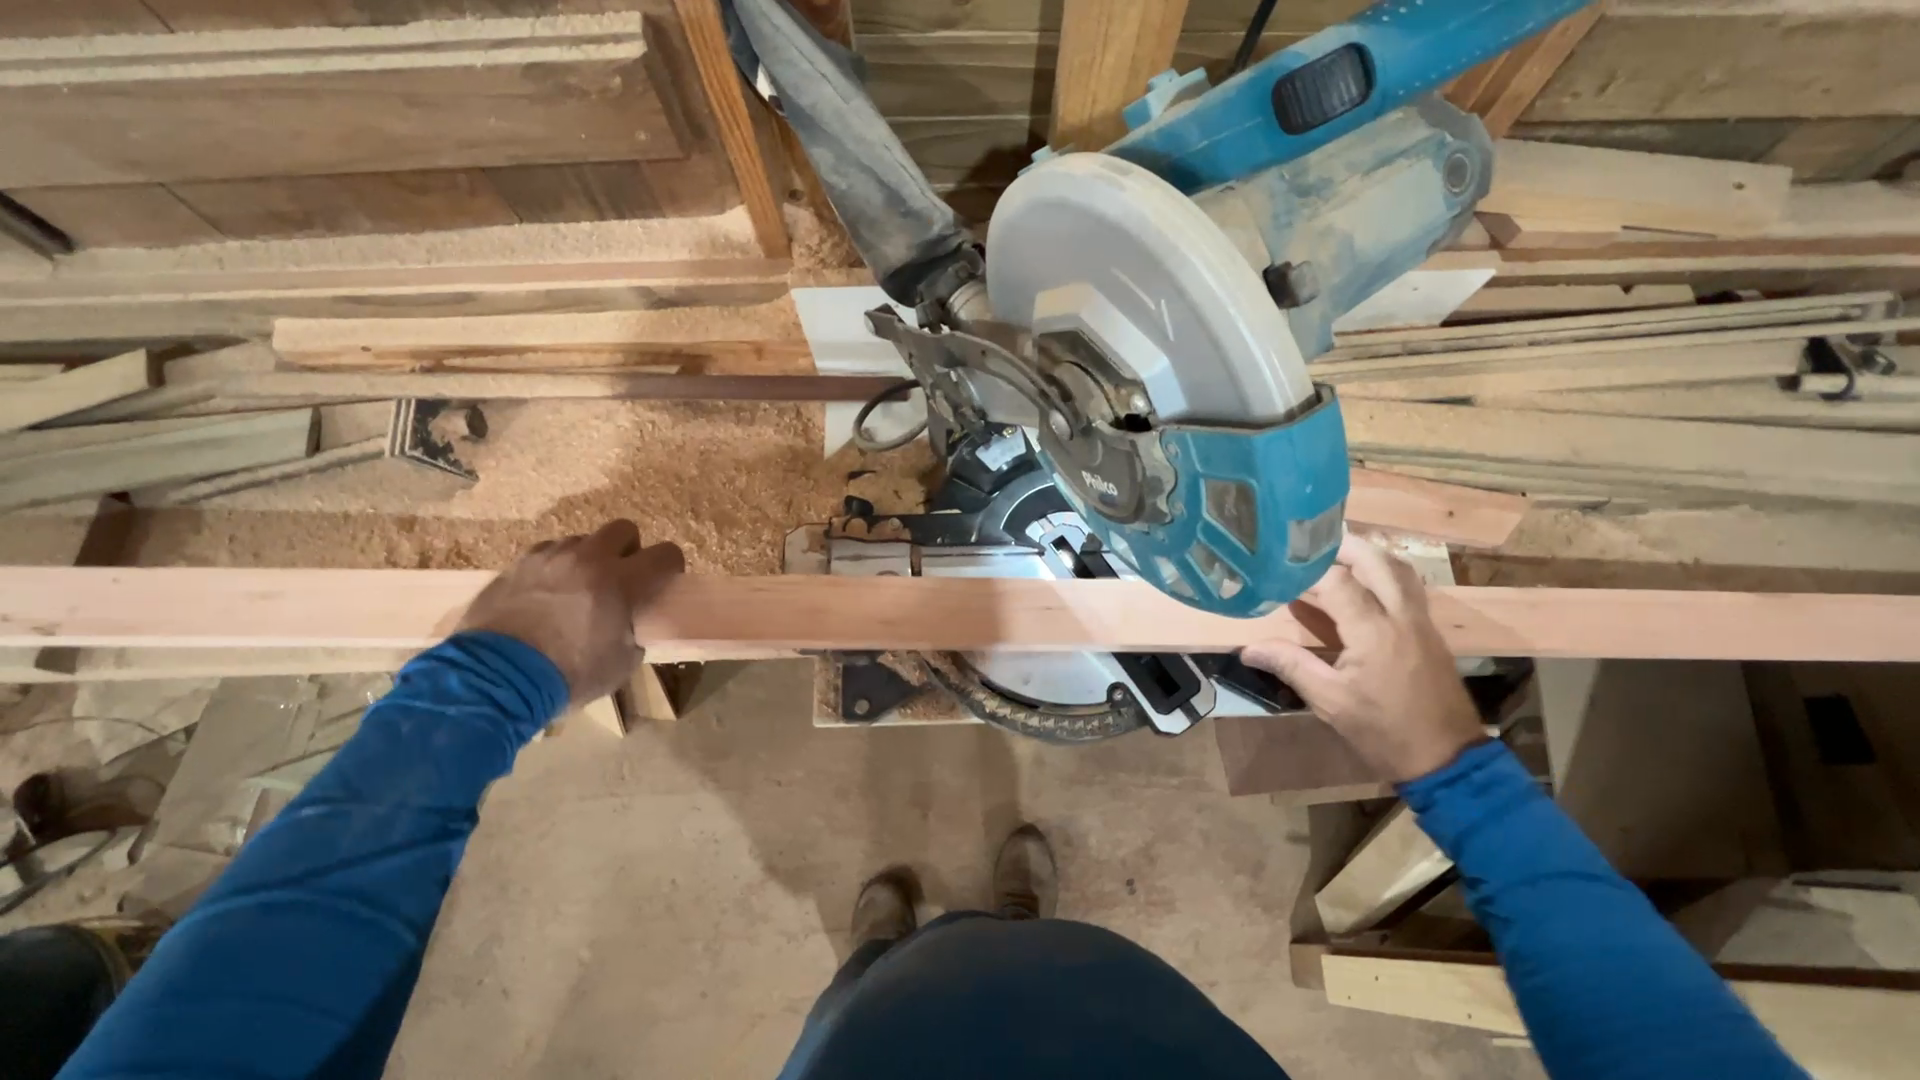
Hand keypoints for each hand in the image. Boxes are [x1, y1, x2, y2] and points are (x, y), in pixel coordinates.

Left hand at [456, 520, 684, 705]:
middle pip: (623, 529)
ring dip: (589, 557)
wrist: (495, 678)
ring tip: (579, 586)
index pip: (665, 554)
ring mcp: (549, 557)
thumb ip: (633, 635)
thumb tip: (630, 627)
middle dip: (629, 549)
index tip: (665, 581)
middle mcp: (588, 559)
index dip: (671, 566)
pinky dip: (555, 566)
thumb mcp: (620, 664)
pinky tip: (548, 591)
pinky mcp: (517, 564)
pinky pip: (547, 552)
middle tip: (622, 576)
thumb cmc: (568, 675)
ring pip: (582, 540)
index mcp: (621, 582)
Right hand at [1240, 536, 1484, 782]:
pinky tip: (1363, 583)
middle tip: (1306, 544)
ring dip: (1367, 555)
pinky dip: (1384, 572)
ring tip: (1333, 554)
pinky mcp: (1429, 631)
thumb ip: (1291, 666)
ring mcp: (1421, 621)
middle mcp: (1401, 616)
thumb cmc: (1383, 732)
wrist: (1446, 759)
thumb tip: (1248, 649)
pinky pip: (1408, 586)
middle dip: (1342, 546)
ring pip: (1398, 569)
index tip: (1278, 564)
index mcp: (1374, 632)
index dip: (1306, 570)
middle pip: (1376, 561)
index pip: (1338, 581)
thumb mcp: (1330, 703)